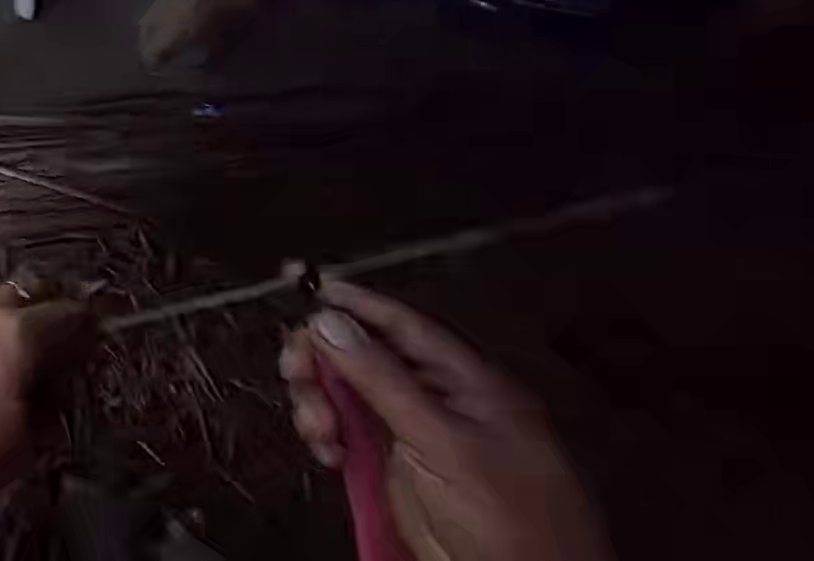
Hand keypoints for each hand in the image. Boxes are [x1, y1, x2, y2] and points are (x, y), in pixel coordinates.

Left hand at [0, 283, 93, 501]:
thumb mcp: (35, 427)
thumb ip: (54, 389)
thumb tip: (64, 375)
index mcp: (19, 331)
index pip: (69, 313)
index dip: (89, 325)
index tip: (98, 337)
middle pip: (35, 292)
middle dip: (54, 309)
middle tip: (70, 336)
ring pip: (6, 298)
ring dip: (25, 313)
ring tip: (37, 346)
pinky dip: (1, 324)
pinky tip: (6, 355)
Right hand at [281, 280, 612, 560]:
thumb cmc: (516, 530)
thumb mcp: (445, 445)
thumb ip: (382, 379)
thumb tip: (330, 322)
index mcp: (467, 384)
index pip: (401, 324)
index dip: (354, 301)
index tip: (309, 284)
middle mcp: (434, 397)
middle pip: (358, 351)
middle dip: (320, 358)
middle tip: (297, 370)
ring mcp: (409, 428)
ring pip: (339, 385)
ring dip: (315, 399)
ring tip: (319, 428)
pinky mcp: (387, 457)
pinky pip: (337, 421)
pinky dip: (321, 430)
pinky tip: (330, 451)